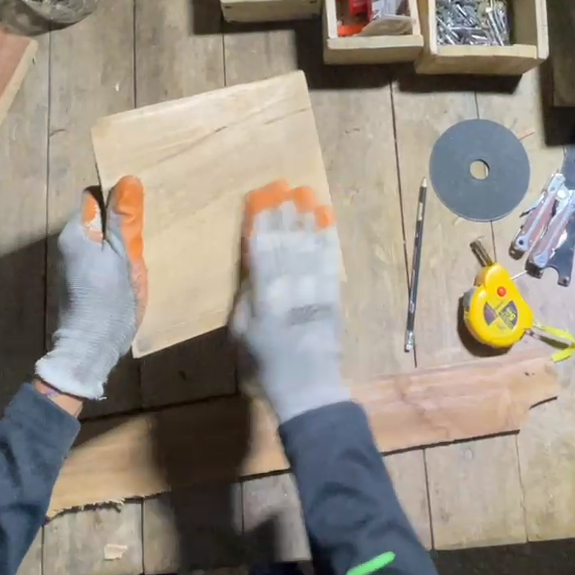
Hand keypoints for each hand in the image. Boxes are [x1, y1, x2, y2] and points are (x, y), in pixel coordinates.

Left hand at [34, 176, 146, 402]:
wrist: (89, 351)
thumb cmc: (110, 301)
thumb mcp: (125, 255)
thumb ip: (124, 218)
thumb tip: (128, 179)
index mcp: (76, 232)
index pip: (95, 197)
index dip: (117, 200)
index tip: (137, 213)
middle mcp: (67, 243)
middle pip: (97, 217)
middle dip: (119, 223)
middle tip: (142, 237)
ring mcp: (70, 263)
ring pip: (98, 238)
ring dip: (117, 243)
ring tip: (136, 255)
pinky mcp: (76, 281)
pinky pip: (96, 257)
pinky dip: (111, 259)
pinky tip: (126, 273)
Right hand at [230, 180, 347, 423]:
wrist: (308, 387)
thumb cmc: (266, 364)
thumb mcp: (242, 333)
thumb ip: (246, 298)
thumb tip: (252, 271)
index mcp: (265, 295)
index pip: (262, 249)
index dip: (261, 222)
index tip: (261, 199)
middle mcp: (291, 285)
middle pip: (286, 241)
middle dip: (285, 213)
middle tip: (285, 187)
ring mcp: (314, 289)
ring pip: (309, 246)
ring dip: (307, 219)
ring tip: (306, 195)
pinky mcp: (333, 295)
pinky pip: (330, 261)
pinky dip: (328, 239)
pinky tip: (327, 222)